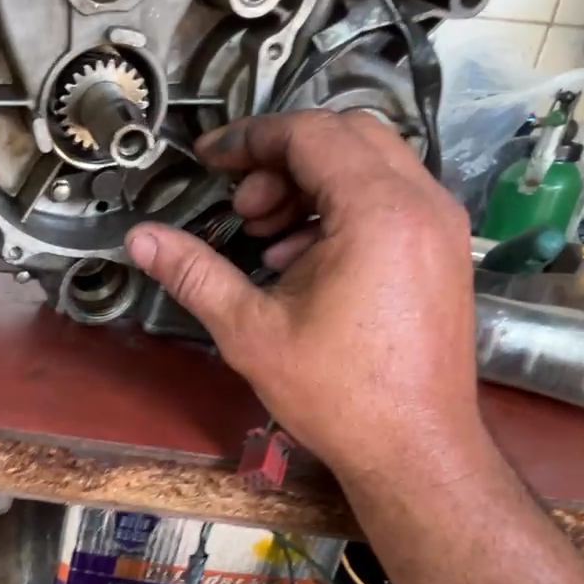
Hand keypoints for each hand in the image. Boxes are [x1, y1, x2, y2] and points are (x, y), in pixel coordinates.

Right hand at [125, 111, 484, 481]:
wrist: (416, 450)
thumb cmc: (335, 392)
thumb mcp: (249, 330)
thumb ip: (193, 273)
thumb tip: (139, 239)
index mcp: (376, 211)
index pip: (310, 134)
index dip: (250, 138)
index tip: (207, 159)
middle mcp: (421, 201)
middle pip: (346, 135)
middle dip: (282, 159)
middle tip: (241, 207)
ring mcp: (441, 225)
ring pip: (372, 164)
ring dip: (310, 184)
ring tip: (264, 238)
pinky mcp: (444, 250)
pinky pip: (390, 198)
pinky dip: (340, 208)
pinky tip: (300, 261)